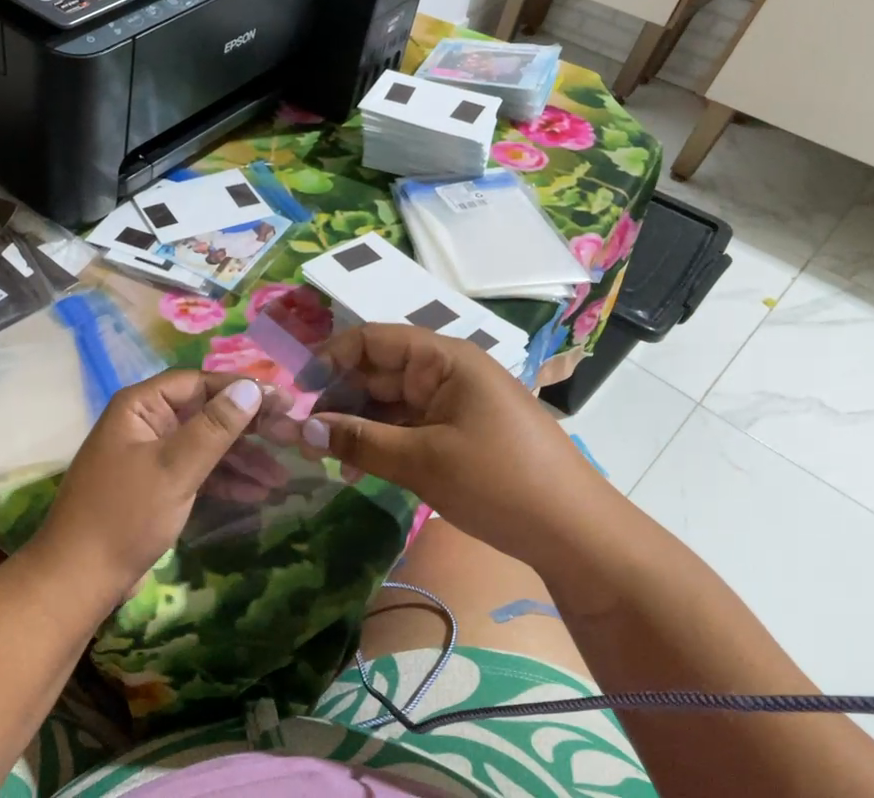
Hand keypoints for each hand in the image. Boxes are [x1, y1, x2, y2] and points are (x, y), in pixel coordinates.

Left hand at [31, 371, 291, 596]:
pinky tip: (257, 493)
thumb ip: (215, 427)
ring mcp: (149, 455)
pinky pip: (196, 471)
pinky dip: (224, 480)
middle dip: (247, 427)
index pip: (200, 382)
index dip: (243, 389)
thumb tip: (251, 388)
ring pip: (204, 444)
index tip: (286, 402)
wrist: (78, 577)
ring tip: (282, 476)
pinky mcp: (155, 485)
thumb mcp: (175, 468)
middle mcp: (145, 422)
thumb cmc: (124, 515)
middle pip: (205, 412)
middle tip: (292, 438)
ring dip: (241, 458)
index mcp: (141, 406)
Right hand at [297, 324, 618, 569]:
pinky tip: (357, 468)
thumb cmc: (500, 481)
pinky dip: (380, 443)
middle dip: (338, 399)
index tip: (296, 393)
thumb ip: (359, 440)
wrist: (576, 534)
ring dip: (356, 426)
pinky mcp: (458, 434)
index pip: (372, 339)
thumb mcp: (422, 461)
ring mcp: (454, 404)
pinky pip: (407, 427)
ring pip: (388, 403)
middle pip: (377, 371)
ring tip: (324, 457)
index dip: (331, 359)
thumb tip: (301, 428)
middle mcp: (446, 373)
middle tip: (302, 435)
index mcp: (444, 359)